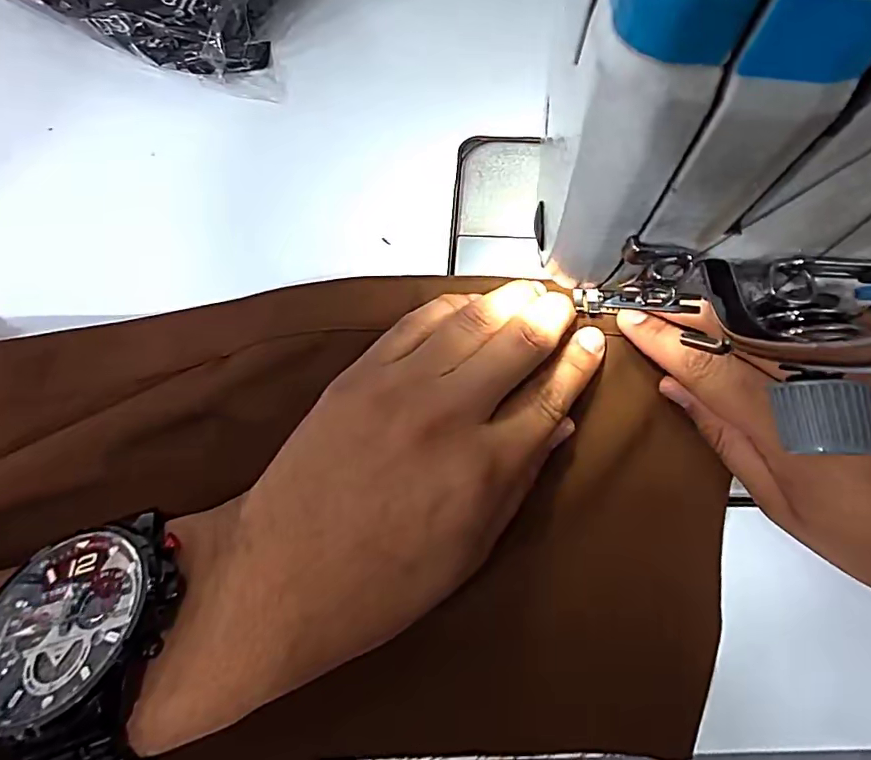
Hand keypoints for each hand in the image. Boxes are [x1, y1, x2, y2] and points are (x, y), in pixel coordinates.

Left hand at [136, 280, 601, 748]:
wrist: (277, 574)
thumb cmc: (383, 581)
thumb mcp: (470, 548)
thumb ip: (521, 479)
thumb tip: (560, 425)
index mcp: (484, 468)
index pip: (550, 396)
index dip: (578, 363)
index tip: (592, 341)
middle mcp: (450, 414)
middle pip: (519, 343)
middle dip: (552, 316)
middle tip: (566, 304)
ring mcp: (401, 385)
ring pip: (472, 321)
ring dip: (510, 299)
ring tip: (532, 290)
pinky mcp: (362, 371)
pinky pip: (417, 321)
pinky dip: (453, 304)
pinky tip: (473, 301)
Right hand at [616, 307, 870, 606]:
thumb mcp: (786, 504)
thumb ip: (725, 436)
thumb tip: (678, 393)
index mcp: (788, 424)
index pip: (704, 364)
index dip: (660, 338)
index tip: (632, 323)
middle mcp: (820, 376)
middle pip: (731, 322)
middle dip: (685, 314)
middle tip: (656, 318)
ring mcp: (855, 353)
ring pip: (765, 311)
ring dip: (722, 311)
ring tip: (696, 323)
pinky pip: (809, 315)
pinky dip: (772, 316)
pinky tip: (759, 328)